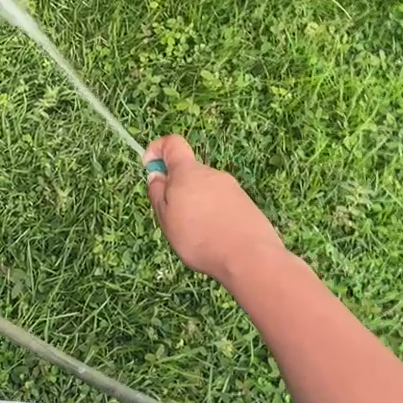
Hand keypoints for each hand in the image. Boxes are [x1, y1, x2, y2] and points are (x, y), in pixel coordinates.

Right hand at [145, 134, 289, 282]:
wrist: (251, 258)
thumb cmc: (199, 237)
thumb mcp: (166, 218)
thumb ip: (158, 192)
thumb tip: (156, 175)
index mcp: (188, 171)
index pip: (173, 143)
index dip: (158, 149)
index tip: (151, 169)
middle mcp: (212, 174)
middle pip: (189, 172)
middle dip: (178, 189)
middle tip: (176, 218)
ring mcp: (233, 189)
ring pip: (206, 190)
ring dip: (197, 205)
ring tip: (198, 234)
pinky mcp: (247, 205)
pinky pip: (223, 204)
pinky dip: (215, 216)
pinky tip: (217, 238)